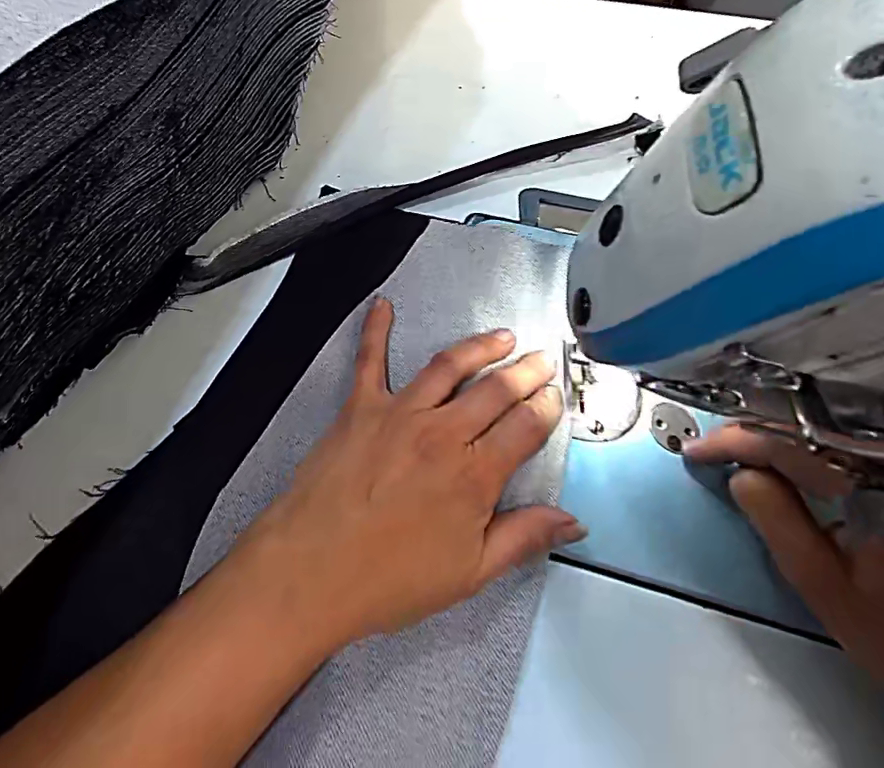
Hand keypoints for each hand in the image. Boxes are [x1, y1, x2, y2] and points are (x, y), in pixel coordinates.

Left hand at [223, 297, 582, 650]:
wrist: (313, 570)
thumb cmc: (387, 578)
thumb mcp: (470, 573)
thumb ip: (523, 538)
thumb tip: (570, 523)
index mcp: (473, 476)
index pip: (525, 427)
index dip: (546, 408)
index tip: (554, 397)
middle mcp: (441, 434)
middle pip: (497, 390)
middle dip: (526, 371)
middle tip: (540, 360)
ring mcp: (400, 413)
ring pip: (450, 366)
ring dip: (481, 346)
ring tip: (502, 337)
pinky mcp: (361, 407)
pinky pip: (371, 359)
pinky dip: (376, 329)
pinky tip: (382, 306)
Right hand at [685, 426, 883, 767]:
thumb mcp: (826, 587)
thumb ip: (775, 519)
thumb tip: (741, 474)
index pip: (802, 443)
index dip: (741, 441)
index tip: (701, 451)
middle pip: (833, 431)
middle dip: (772, 439)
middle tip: (727, 453)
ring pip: (861, 439)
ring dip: (808, 448)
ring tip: (765, 463)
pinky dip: (848, 461)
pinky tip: (825, 480)